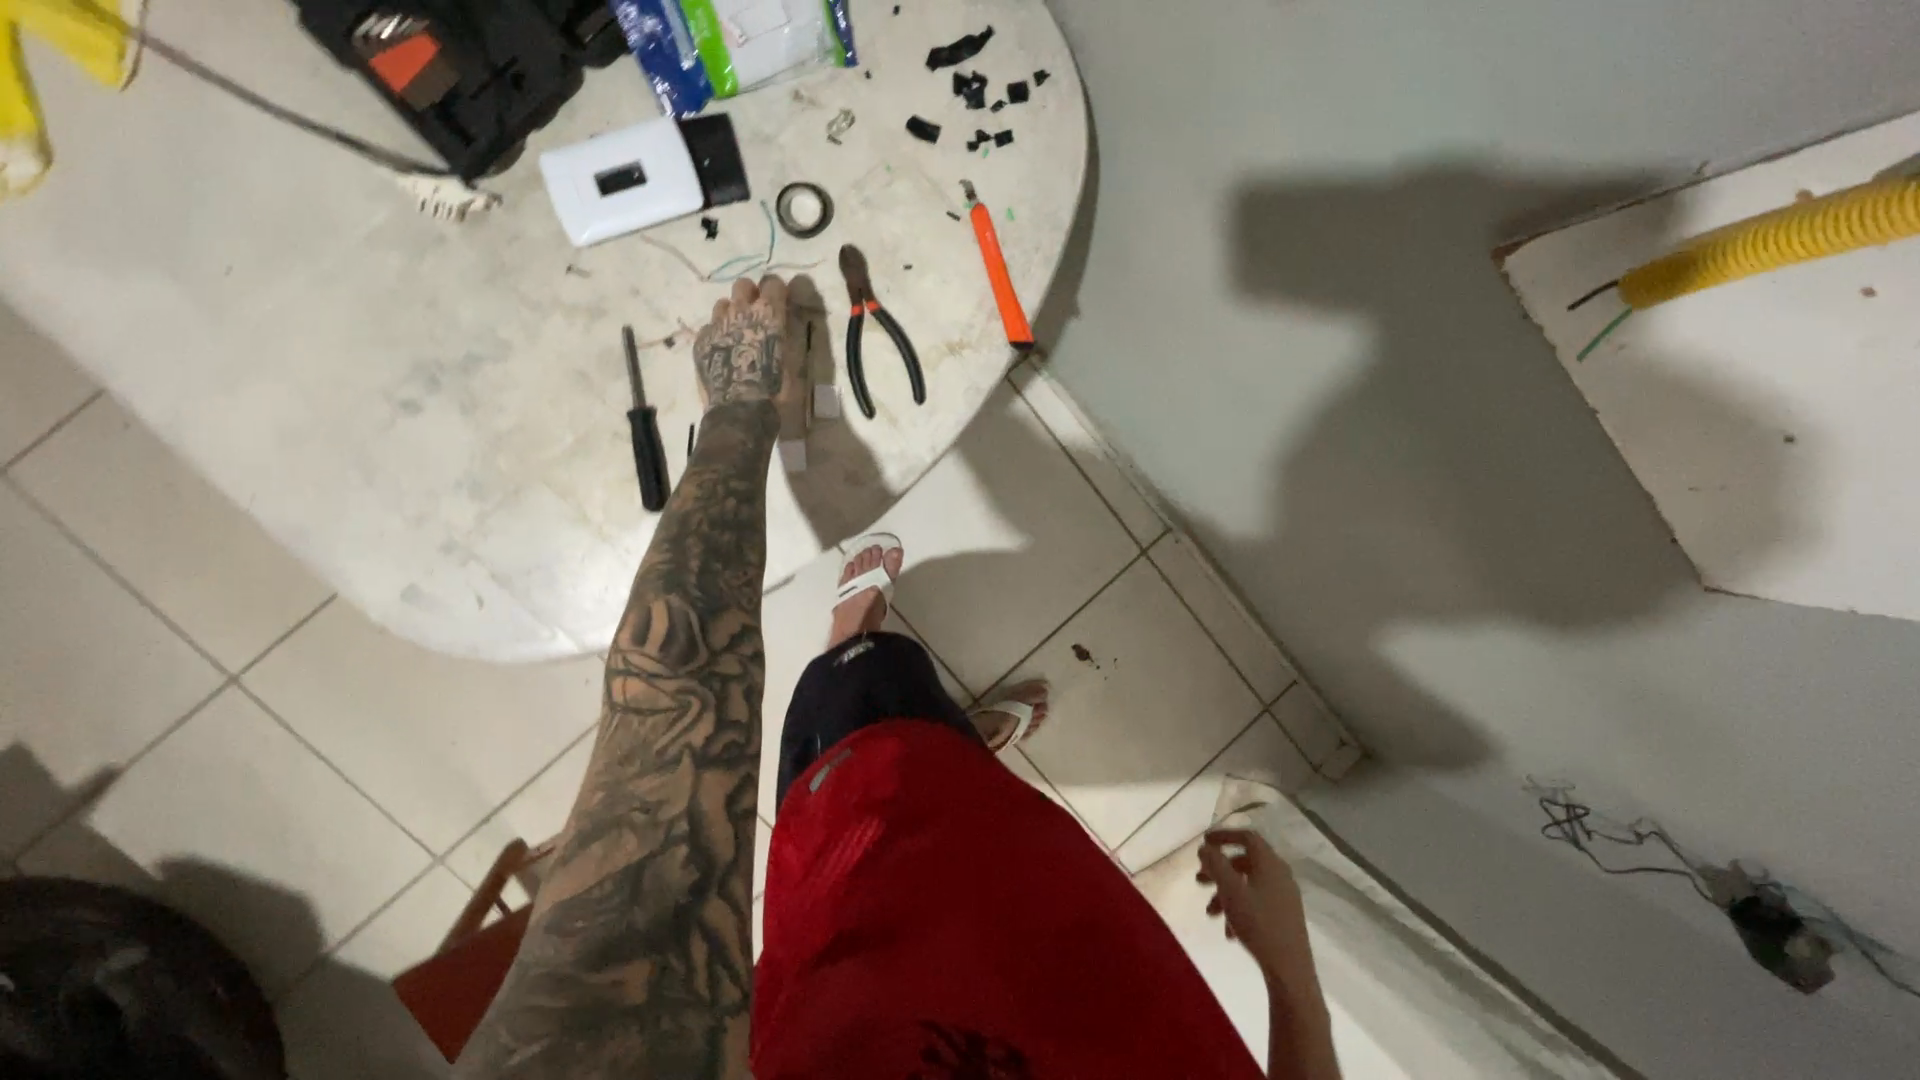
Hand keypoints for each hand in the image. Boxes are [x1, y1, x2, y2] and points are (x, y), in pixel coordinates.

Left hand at [693, 274, 800, 411]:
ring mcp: (717, 325)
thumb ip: (788, 335)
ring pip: (723, 304)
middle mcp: (741, 311)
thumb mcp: (793, 362)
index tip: (781, 301)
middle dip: (752, 295)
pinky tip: (723, 352)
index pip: (773, 283)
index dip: (778, 291)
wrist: (739, 413)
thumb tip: (786, 320)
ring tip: (737, 332)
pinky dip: (717, 334)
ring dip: (732, 313)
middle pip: (743, 285)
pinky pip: (709, 328)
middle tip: (757, 314)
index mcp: (769, 314)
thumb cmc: (776, 391)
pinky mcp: (701, 341)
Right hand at [1198, 829, 1309, 983]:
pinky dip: (1240, 908)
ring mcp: (1285, 896)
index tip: (1204, 842)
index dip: (1224, 836)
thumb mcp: (1230, 890)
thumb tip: (1205, 848)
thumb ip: (1215, 864)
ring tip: (1210, 913)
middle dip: (1219, 870)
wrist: (1290, 969)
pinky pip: (1257, 902)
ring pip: (1248, 884)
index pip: (1247, 837)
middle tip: (1199, 880)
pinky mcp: (1285, 915)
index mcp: (1270, 863)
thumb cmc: (1258, 923)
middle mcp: (1280, 875)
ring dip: (1226, 893)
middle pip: (1245, 862)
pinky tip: (1228, 930)